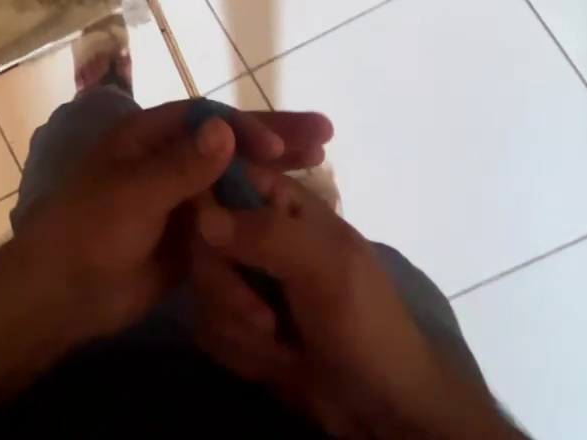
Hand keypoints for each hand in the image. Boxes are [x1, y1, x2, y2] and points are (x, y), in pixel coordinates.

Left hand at [9, 100, 331, 341]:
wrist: (62, 291)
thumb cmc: (88, 230)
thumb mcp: (132, 195)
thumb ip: (180, 167)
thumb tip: (226, 131)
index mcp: (145, 137)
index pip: (205, 120)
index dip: (247, 126)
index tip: (287, 143)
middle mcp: (164, 160)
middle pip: (226, 143)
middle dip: (273, 137)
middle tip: (325, 134)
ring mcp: (177, 198)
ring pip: (233, 178)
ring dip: (272, 172)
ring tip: (321, 166)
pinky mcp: (188, 235)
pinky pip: (230, 218)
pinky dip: (259, 214)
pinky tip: (294, 214)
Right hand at [192, 173, 516, 438]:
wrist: (387, 410)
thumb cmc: (368, 325)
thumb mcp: (327, 268)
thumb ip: (266, 234)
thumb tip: (202, 217)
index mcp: (280, 201)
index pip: (219, 176)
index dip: (205, 204)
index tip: (215, 241)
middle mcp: (254, 233)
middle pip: (200, 239)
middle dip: (226, 288)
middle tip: (265, 321)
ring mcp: (244, 279)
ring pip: (200, 285)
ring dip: (235, 325)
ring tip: (279, 345)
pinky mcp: (236, 322)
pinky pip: (205, 324)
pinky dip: (237, 350)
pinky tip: (273, 361)